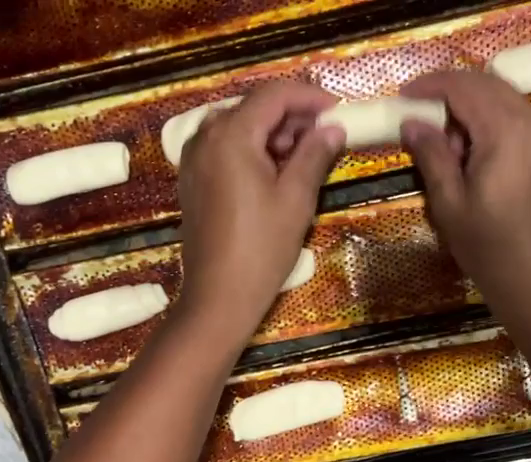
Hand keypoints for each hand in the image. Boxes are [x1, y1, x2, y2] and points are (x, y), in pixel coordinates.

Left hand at [176, 81, 342, 339]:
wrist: (219, 297)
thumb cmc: (261, 250)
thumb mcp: (295, 201)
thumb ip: (314, 157)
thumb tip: (332, 130)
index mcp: (231, 135)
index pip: (274, 95)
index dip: (309, 98)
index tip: (337, 111)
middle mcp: (205, 136)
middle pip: (254, 108)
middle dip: (291, 118)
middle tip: (324, 140)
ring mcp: (194, 158)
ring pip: (239, 128)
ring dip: (273, 136)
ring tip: (302, 162)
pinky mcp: (193, 180)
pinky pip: (225, 149)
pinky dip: (252, 152)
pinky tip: (273, 176)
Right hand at [398, 71, 530, 324]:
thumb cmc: (487, 248)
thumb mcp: (449, 204)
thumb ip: (431, 156)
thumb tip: (411, 124)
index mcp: (505, 130)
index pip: (463, 86)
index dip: (430, 86)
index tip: (403, 97)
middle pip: (485, 85)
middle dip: (449, 95)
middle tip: (420, 123)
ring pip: (501, 99)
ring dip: (469, 110)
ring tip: (446, 148)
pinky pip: (515, 118)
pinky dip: (489, 123)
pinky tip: (472, 156)